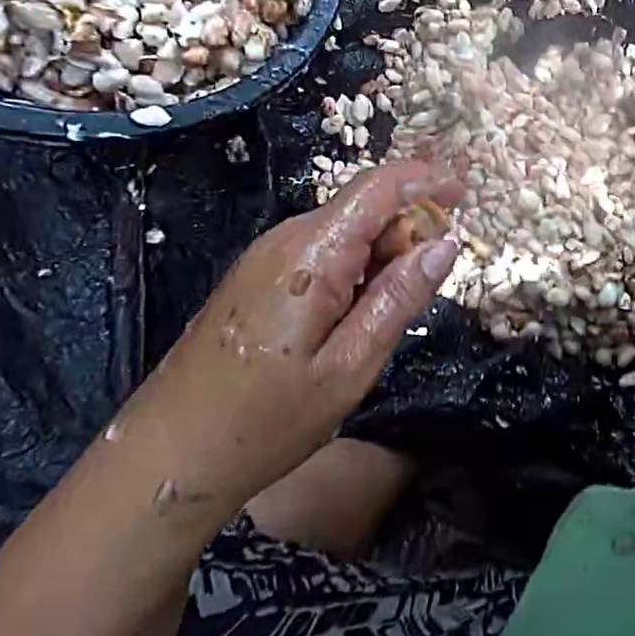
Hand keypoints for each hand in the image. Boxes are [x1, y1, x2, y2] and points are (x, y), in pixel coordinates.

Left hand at [131, 162, 463, 513]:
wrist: (169, 455)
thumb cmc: (266, 420)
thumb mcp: (350, 366)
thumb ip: (399, 298)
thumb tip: (446, 244)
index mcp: (312, 252)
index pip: (378, 187)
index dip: (426, 180)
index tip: (465, 191)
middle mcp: (285, 239)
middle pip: (362, 207)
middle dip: (409, 227)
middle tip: (435, 278)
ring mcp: (265, 257)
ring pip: (343, 232)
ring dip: (383, 252)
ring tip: (398, 306)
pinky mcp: (256, 278)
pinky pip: (319, 254)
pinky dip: (355, 269)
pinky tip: (358, 314)